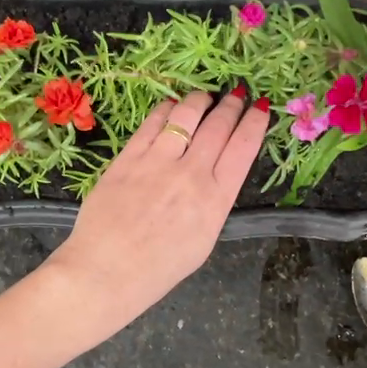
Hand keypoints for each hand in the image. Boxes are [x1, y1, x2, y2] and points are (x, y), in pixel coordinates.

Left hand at [44, 89, 269, 327]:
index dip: (255, 123)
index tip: (260, 108)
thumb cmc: (158, 267)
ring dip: (199, 101)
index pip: (244, 148)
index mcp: (215, 200)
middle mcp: (190, 175)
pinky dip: (166, 110)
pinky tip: (171, 107)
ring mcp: (157, 162)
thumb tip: (214, 174)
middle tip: (236, 96)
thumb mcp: (203, 240)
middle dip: (231, 106)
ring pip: (185, 115)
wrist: (107, 271)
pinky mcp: (127, 158)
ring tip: (204, 98)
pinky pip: (152, 123)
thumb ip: (212, 202)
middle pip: (217, 126)